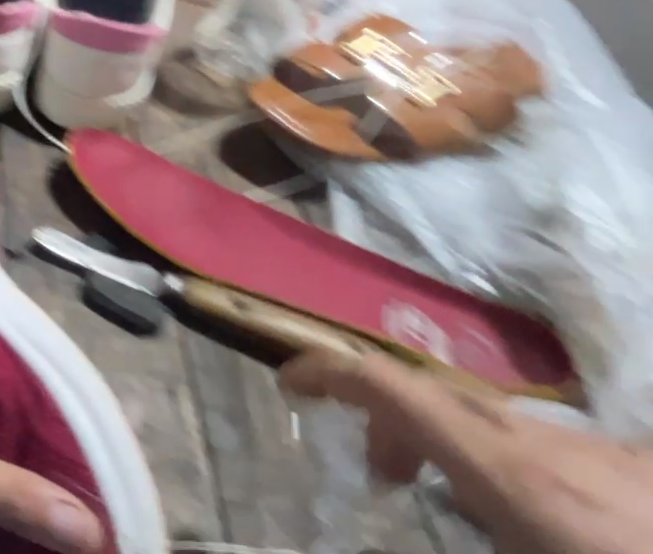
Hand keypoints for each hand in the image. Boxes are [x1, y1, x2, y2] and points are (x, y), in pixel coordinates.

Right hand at [282, 350, 652, 553]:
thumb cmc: (604, 543)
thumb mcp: (518, 544)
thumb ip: (461, 526)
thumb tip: (384, 506)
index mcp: (505, 469)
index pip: (388, 385)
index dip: (327, 371)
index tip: (289, 383)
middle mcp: (543, 443)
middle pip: (434, 397)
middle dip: (386, 419)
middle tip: (377, 473)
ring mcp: (599, 452)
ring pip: (492, 420)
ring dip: (449, 443)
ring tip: (455, 499)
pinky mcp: (637, 465)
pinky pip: (548, 447)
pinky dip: (510, 465)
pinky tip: (539, 518)